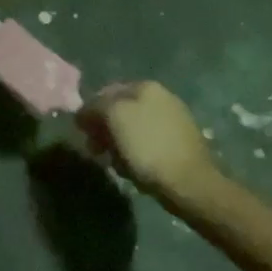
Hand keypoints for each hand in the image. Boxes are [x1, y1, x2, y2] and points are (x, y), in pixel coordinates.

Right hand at [76, 81, 218, 198]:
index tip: (81, 132)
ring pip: (132, 129)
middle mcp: (162, 98)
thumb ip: (95, 106)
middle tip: (95, 149)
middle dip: (104, 129)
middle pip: (120, 111)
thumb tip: (85, 111)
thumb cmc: (147, 146)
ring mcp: (174, 121)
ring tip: (114, 163)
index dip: (90, 110)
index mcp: (146, 87)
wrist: (190, 184)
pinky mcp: (180, 145)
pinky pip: (147, 144)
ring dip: (118, 144)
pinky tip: (133, 169)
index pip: (106, 92)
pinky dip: (136, 154)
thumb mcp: (114, 117)